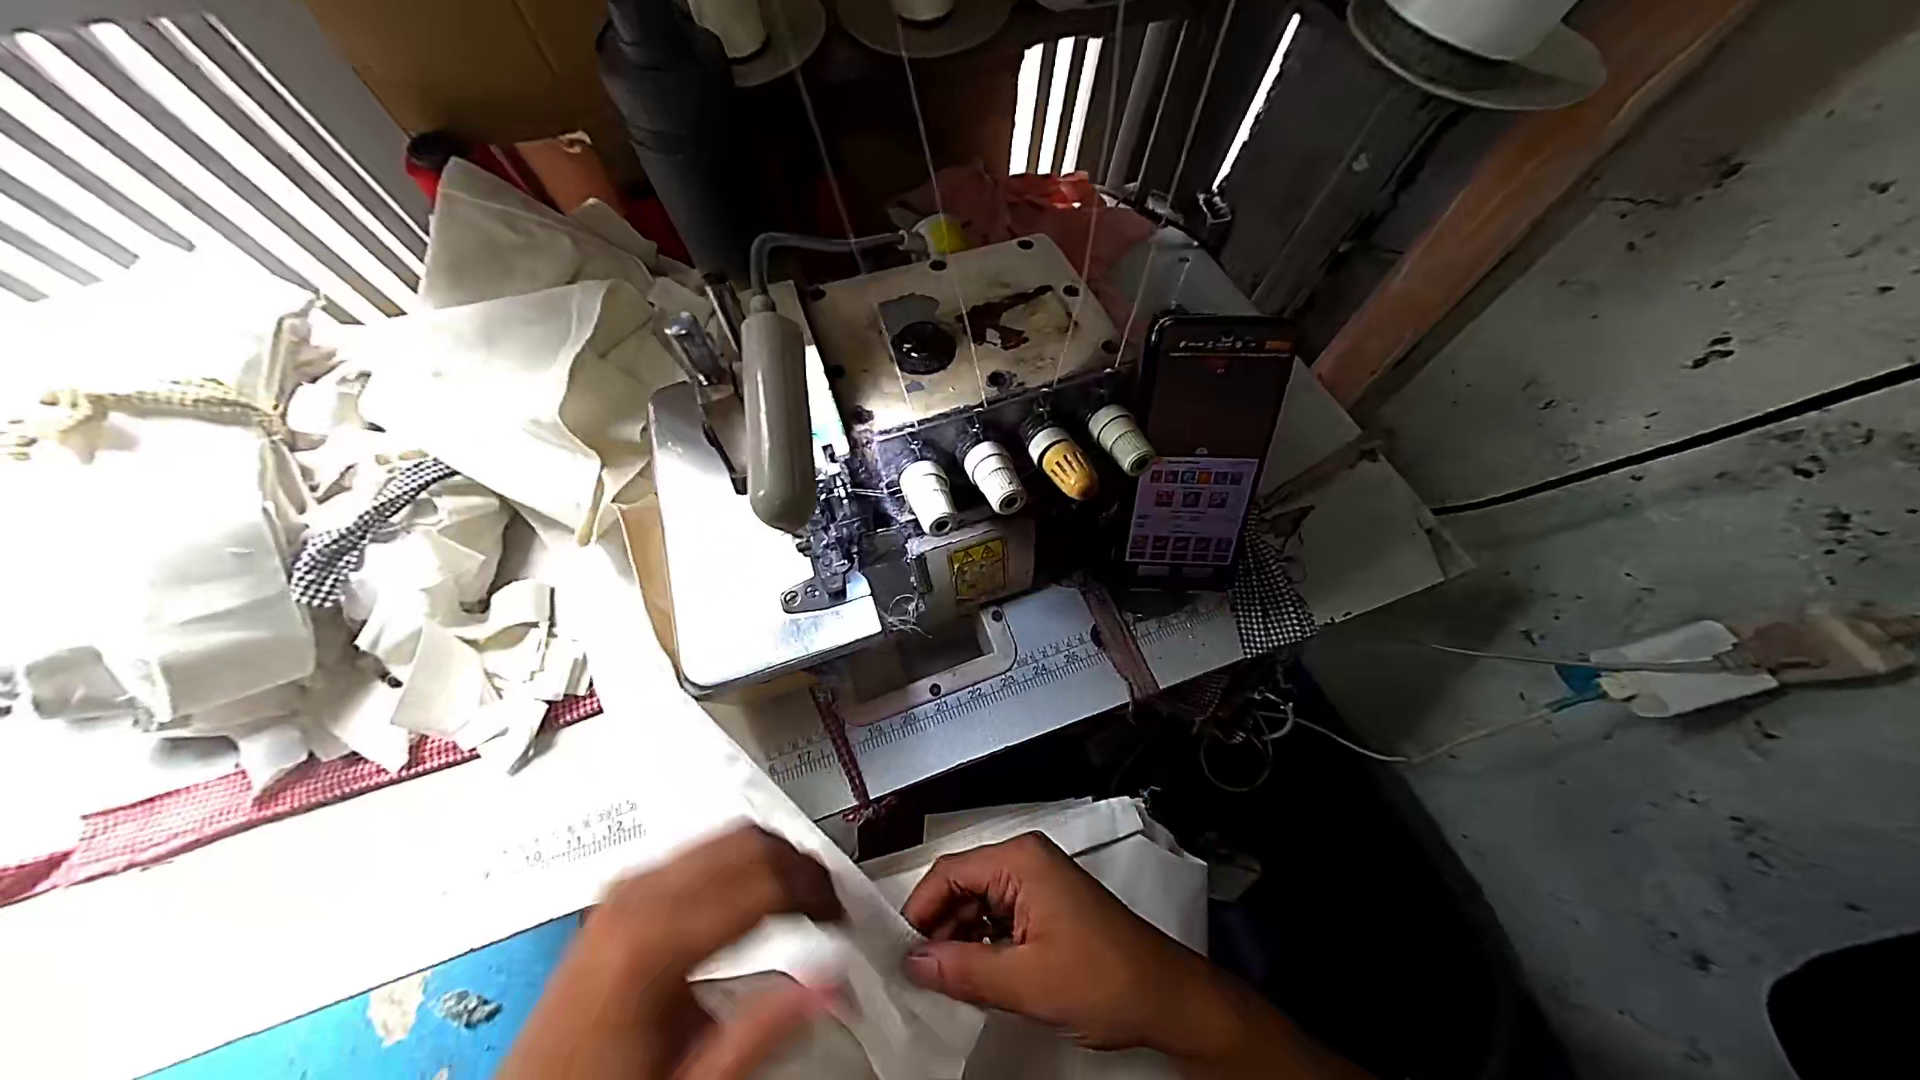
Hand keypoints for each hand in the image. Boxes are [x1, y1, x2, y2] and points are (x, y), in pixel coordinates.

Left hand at [499, 826, 842, 1079]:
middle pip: (745, 841)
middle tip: (828, 901)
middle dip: (799, 864)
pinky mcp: (618, 895)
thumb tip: (831, 984)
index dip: (815, 890)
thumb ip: (764, 1031)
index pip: (763, 877)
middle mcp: (633, 898)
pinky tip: (752, 895)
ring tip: (798, 898)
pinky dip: (739, 862)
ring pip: (723, 837)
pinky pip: (697, 852)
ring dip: (771, 858)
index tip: (840, 914)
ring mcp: (621, 890)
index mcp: (652, 939)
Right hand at [899, 832, 1369, 1078]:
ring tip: (950, 982)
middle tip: (923, 974)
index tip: (901, 952)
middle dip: (940, 928)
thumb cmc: (1105, 979)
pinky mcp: (1046, 905)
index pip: (949, 873)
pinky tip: (979, 977)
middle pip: (962, 886)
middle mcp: (1026, 861)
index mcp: (1020, 860)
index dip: (920, 911)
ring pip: (978, 904)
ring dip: (961, 940)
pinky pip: (999, 917)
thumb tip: (915, 962)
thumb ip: (962, 969)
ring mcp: (1038, 882)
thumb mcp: (1025, 981)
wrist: (1166, 999)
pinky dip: (983, 945)